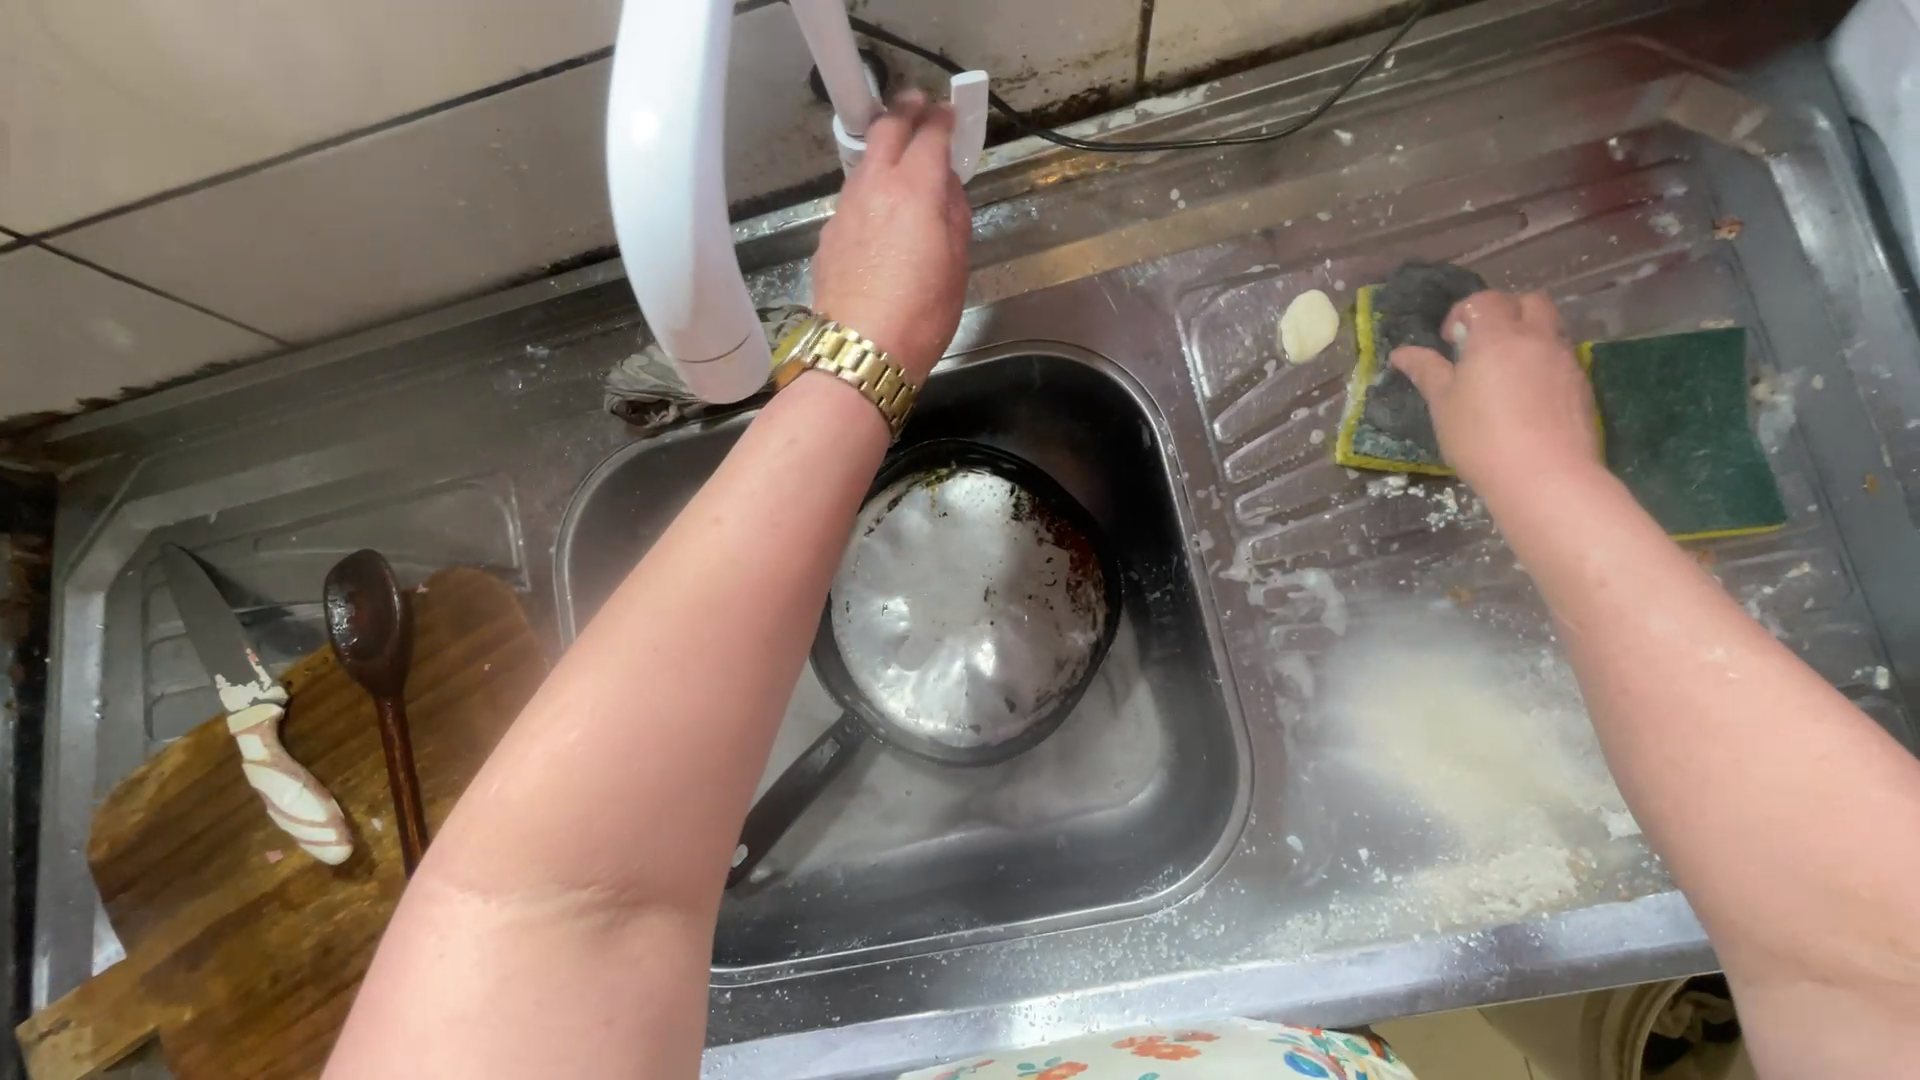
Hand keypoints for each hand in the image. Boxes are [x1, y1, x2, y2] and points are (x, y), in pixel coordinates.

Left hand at [810, 92, 970, 383]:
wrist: (862, 350)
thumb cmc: (918, 317)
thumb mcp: (957, 265)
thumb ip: (954, 215)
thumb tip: (947, 189)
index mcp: (914, 191)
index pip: (930, 135)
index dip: (943, 119)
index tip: (950, 115)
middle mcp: (875, 189)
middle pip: (886, 129)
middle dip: (905, 112)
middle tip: (919, 108)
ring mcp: (846, 210)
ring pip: (864, 162)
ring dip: (882, 150)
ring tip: (899, 158)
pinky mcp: (829, 235)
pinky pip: (851, 197)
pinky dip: (867, 188)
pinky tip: (878, 209)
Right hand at [1390, 290, 1601, 495]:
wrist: (1544, 474)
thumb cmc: (1480, 436)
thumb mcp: (1442, 404)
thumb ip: (1426, 371)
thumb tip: (1401, 353)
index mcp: (1498, 338)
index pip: (1485, 301)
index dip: (1463, 313)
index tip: (1448, 341)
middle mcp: (1537, 339)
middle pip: (1529, 302)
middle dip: (1505, 312)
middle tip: (1482, 344)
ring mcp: (1565, 361)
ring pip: (1550, 329)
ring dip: (1527, 336)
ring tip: (1503, 371)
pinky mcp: (1581, 386)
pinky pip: (1561, 358)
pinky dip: (1542, 363)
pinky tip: (1525, 396)